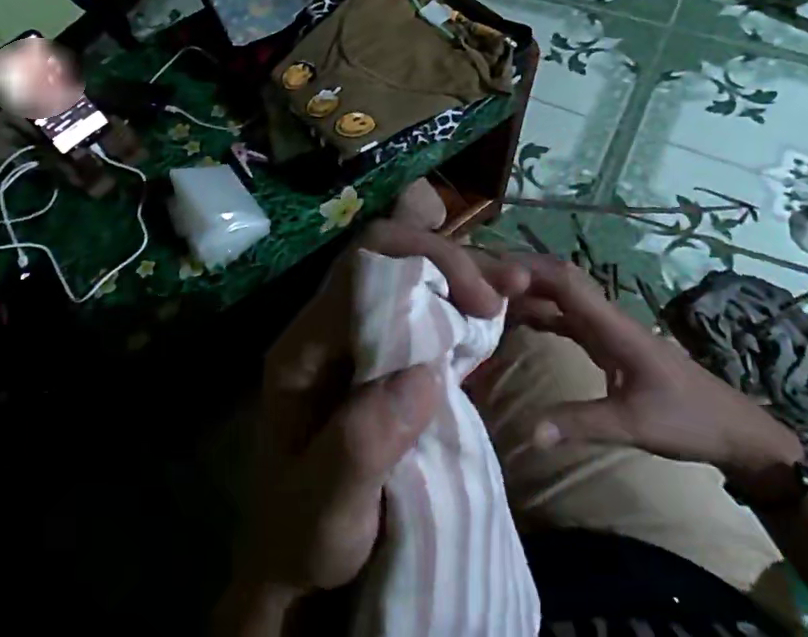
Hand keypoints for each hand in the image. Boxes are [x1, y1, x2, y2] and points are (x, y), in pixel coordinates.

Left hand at [230, 223, 527, 613]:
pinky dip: (456, 300)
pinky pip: (417, 308)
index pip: (358, 271)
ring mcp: (351, 338)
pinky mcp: (378, 355)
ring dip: (457, 271)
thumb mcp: (328, 505)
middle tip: (502, 292)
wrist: (294, 553)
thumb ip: (364, 440)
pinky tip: (492, 310)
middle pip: (382, 255)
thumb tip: (425, 371)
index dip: (423, 267)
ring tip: (513, 286)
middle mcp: (325, 328)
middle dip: (445, 260)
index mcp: (304, 348)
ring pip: (402, 272)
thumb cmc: (304, 532)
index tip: (482, 303)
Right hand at [507, 254, 802, 484]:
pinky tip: (513, 321)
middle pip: (557, 279)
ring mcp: (606, 328)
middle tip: (473, 278)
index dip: (527, 271)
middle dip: (517, 273)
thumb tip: (529, 432)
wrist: (736, 430)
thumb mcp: (634, 425)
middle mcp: (606, 318)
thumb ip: (581, 424)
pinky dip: (536, 312)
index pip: (565, 281)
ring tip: (484, 295)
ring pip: (558, 296)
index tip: (489, 274)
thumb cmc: (689, 421)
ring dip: (524, 291)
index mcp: (613, 326)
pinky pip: (564, 315)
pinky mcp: (606, 342)